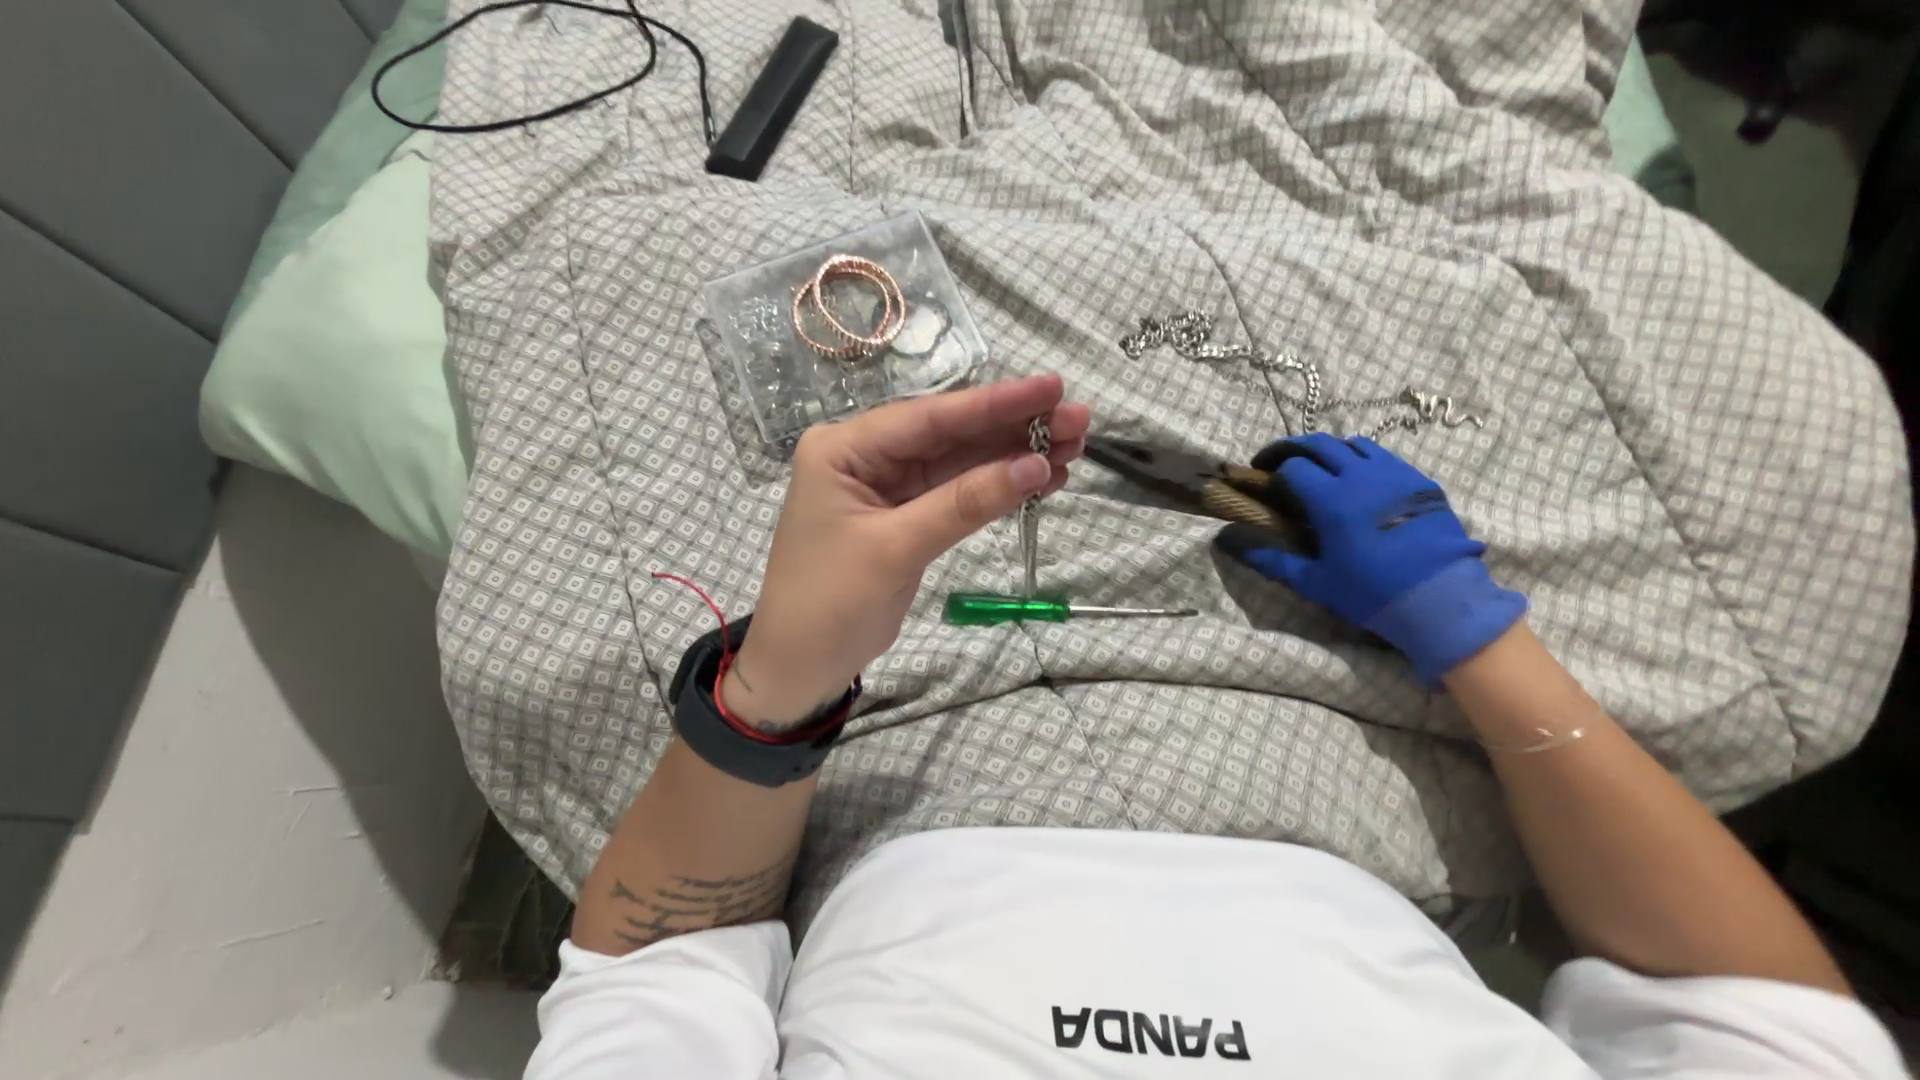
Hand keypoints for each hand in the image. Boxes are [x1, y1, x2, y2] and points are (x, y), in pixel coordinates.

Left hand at [725, 375, 1088, 725]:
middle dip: (1016, 428)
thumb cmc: (830, 603)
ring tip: (1076, 447)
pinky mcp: (906, 516)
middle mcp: (866, 456)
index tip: (1052, 387)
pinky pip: (959, 493)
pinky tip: (1045, 478)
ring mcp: (888, 487)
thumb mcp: (897, 549)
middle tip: (1081, 420)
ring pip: (962, 463)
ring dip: (1016, 457)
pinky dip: (999, 489)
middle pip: (952, 435)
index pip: (930, 417)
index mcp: (845, 448)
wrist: (800, 666)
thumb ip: (965, 503)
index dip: (995, 403)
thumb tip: (1036, 465)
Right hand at [1214, 433, 1524, 682]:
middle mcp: (1359, 476)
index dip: (1273, 469)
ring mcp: (1394, 474)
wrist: (1441, 598)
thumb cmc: (1371, 592)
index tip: (1263, 479)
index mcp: (1330, 499)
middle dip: (1295, 448)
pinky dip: (1364, 460)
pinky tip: (1362, 482)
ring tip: (1323, 469)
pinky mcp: (1420, 481)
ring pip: (1355, 445)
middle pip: (1321, 444)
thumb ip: (1274, 561)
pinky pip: (1385, 458)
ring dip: (1332, 451)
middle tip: (1282, 462)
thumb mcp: (1316, 582)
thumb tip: (1231, 546)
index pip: (1293, 466)